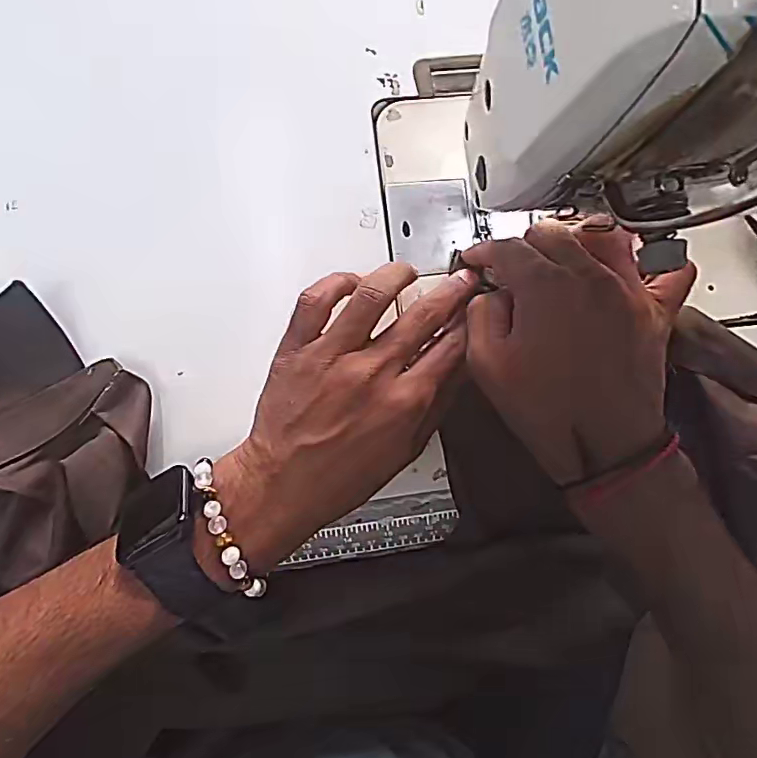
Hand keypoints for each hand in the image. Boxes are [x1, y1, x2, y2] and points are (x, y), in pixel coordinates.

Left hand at [204, 263, 478, 579]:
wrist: (282, 485)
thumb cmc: (338, 477)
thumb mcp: (404, 450)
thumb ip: (435, 406)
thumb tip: (457, 373)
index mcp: (403, 401)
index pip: (452, 346)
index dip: (470, 321)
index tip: (474, 310)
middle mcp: (371, 373)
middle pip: (423, 314)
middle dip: (450, 290)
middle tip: (458, 280)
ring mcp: (332, 357)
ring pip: (371, 294)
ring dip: (396, 275)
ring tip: (404, 272)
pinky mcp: (297, 350)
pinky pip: (315, 301)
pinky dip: (335, 283)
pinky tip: (351, 282)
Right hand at [460, 220, 697, 484]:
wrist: (604, 447)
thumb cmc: (551, 412)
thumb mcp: (487, 364)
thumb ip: (480, 314)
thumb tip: (488, 295)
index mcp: (544, 286)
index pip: (507, 247)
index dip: (484, 252)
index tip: (478, 260)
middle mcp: (588, 278)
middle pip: (552, 233)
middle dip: (523, 244)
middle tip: (511, 264)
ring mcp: (626, 291)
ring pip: (603, 235)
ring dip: (576, 237)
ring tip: (561, 253)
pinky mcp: (653, 311)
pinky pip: (668, 266)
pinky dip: (653, 256)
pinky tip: (634, 261)